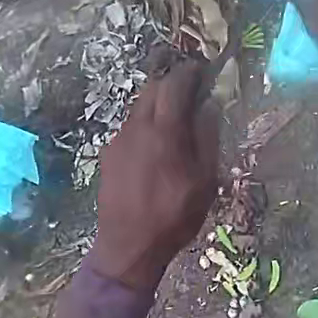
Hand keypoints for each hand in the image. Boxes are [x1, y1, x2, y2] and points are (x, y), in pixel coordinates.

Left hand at [90, 63, 219, 289]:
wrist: (128, 246)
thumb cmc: (174, 216)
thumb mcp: (205, 180)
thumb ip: (207, 138)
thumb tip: (209, 106)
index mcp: (163, 130)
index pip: (174, 84)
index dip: (189, 72)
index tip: (202, 71)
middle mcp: (136, 127)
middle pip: (152, 89)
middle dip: (172, 83)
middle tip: (191, 91)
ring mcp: (118, 140)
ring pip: (138, 107)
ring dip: (158, 104)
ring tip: (176, 120)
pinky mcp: (108, 154)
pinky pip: (130, 127)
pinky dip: (146, 124)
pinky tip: (156, 145)